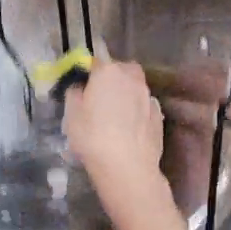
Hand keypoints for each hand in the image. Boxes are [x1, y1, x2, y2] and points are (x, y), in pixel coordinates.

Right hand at [63, 57, 166, 207]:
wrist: (128, 168)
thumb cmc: (93, 137)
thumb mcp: (71, 114)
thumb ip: (74, 93)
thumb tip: (80, 87)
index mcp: (108, 71)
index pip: (96, 60)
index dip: (87, 71)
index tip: (81, 84)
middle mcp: (131, 78)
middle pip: (121, 68)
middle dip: (112, 76)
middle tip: (100, 94)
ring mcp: (148, 97)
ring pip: (135, 86)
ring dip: (126, 93)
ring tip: (115, 113)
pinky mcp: (159, 116)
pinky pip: (145, 105)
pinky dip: (138, 110)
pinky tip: (130, 126)